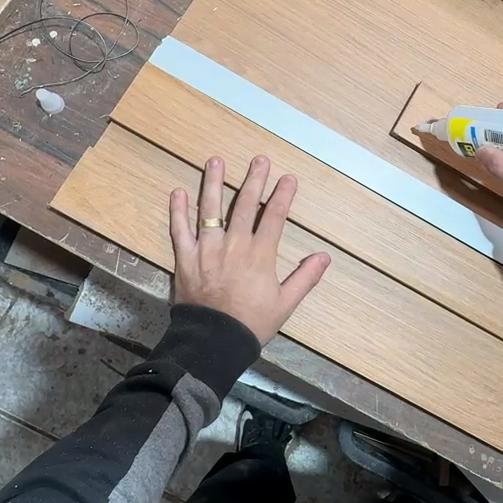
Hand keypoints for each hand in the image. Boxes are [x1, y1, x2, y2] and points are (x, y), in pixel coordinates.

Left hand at [169, 155, 329, 343]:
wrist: (213, 342)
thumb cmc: (252, 324)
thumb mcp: (285, 304)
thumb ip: (305, 278)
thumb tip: (324, 257)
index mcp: (260, 255)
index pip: (274, 217)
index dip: (282, 196)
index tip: (289, 178)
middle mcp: (234, 245)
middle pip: (244, 206)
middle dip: (254, 180)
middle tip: (259, 160)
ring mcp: (207, 250)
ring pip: (210, 211)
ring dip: (214, 184)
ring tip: (216, 161)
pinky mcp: (185, 259)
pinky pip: (179, 231)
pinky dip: (178, 212)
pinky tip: (178, 192)